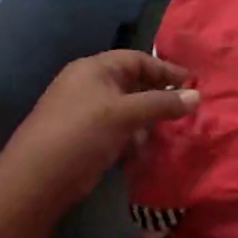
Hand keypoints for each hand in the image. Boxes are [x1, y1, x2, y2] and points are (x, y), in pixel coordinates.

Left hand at [0, 50, 199, 209]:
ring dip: (150, 120)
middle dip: (160, 95)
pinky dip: (136, 137)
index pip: (137, 59)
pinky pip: (122, 130)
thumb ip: (162, 103)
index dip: (166, 69)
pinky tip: (147, 149)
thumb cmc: (82, 134)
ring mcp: (89, 112)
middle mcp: (90, 85)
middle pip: (135, 83)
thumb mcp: (126, 114)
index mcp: (94, 69)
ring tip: (172, 131)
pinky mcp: (90, 137)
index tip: (193, 84)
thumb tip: (197, 96)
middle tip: (187, 108)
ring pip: (130, 109)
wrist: (40, 178)